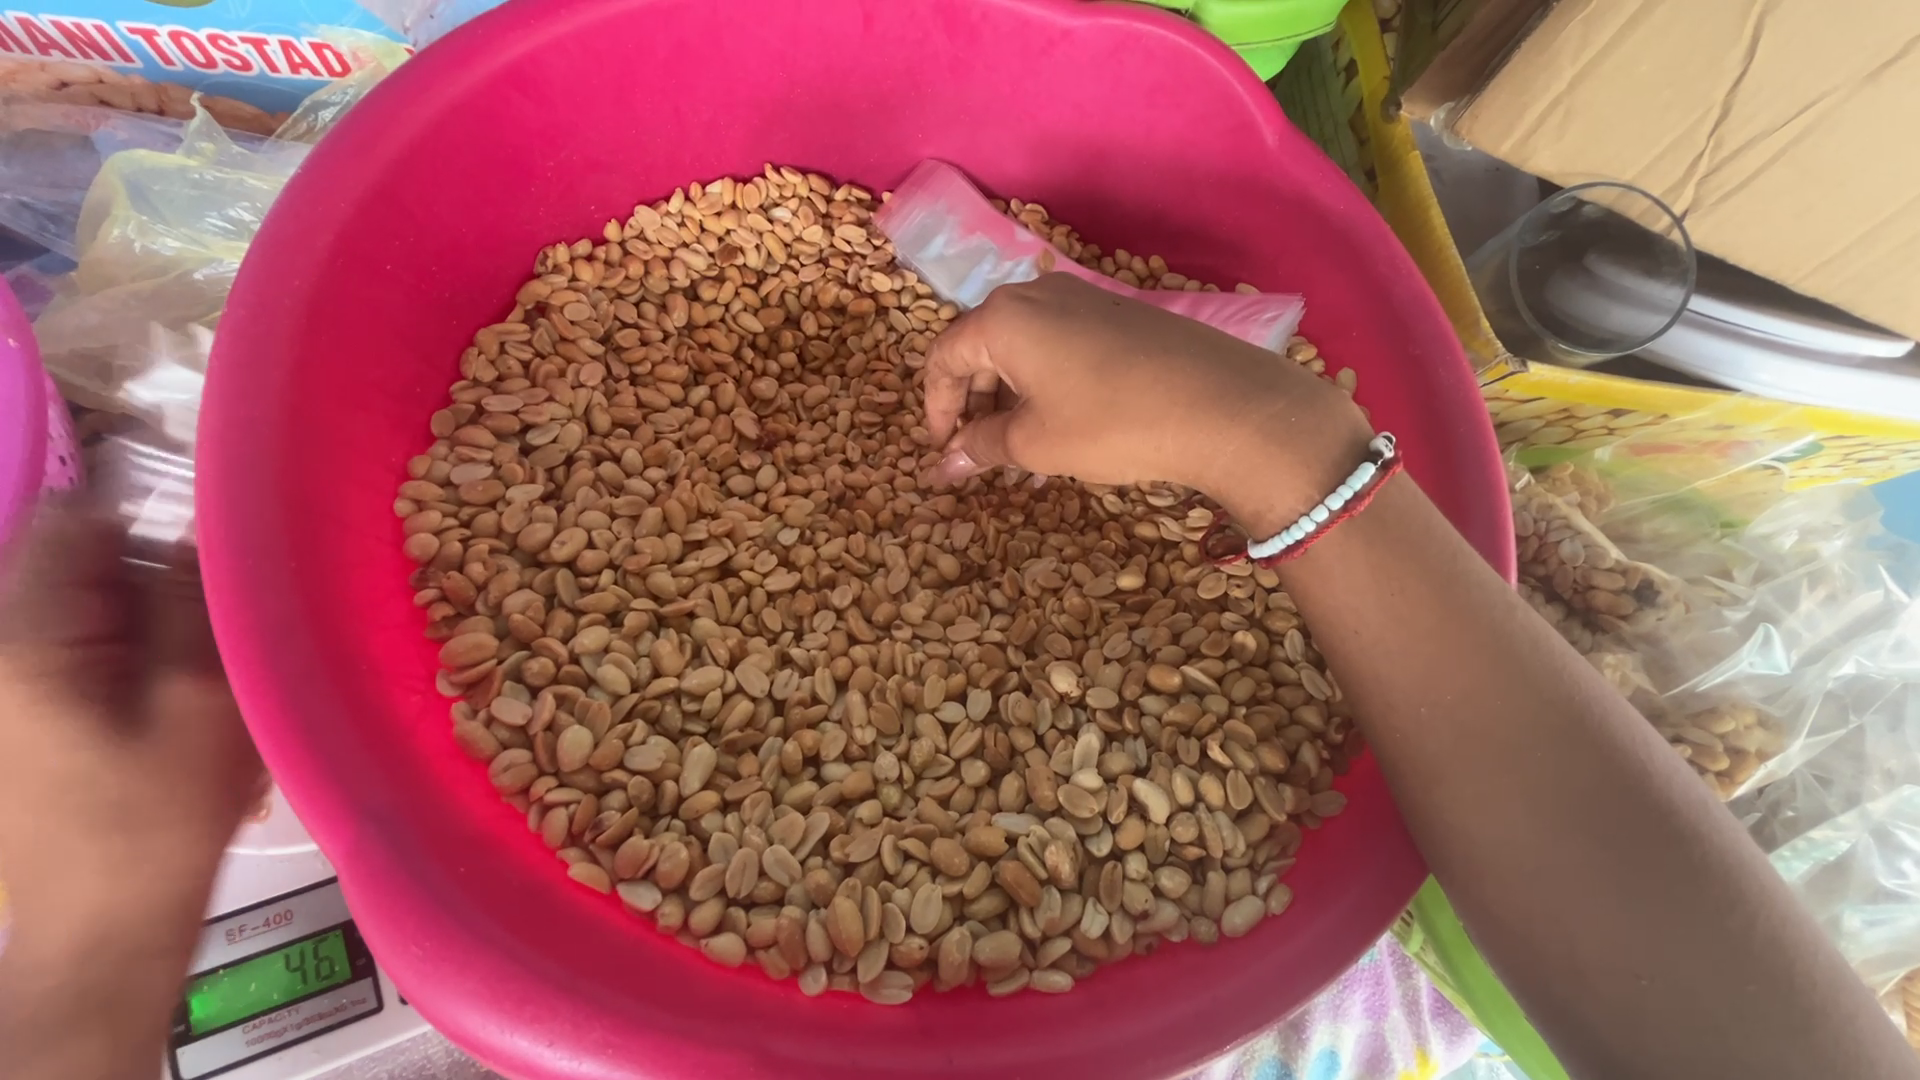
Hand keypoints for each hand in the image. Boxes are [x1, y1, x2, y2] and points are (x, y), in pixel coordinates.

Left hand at [0, 502, 261, 934]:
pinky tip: (167, 687)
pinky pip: (69, 649)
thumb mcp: (201, 703)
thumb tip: (202, 536)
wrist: (103, 920)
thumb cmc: (160, 812)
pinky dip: (122, 648)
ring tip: (200, 656)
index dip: (147, 517)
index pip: (69, 528)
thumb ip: (196, 611)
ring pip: (74, 608)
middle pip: (70, 566)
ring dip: (142, 613)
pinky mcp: (14, 718)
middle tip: (220, 617)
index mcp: (24, 646)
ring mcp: (0, 691)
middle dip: (151, 573)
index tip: (217, 544)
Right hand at [921, 273, 1369, 523]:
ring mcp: (1081, 299)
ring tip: (1021, 452)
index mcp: (1003, 319)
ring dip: (1010, 400)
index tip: (943, 450)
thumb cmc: (1109, 424)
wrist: (1219, 404)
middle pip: (981, 350)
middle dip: (974, 405)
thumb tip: (945, 463)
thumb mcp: (1035, 442)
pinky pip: (1058, 347)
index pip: (943, 359)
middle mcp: (1036, 295)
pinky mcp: (1116, 314)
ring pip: (1021, 350)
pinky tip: (1061, 427)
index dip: (935, 409)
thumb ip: (981, 445)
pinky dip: (1044, 386)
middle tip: (980, 454)